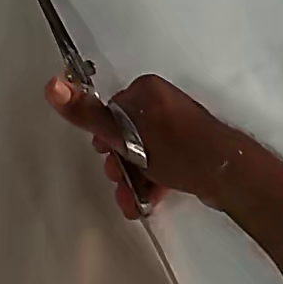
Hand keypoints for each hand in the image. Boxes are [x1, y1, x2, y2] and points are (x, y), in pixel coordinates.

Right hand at [43, 73, 254, 218]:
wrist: (229, 176)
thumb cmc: (178, 151)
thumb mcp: (123, 135)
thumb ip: (87, 114)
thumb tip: (53, 86)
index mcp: (146, 91)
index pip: (111, 111)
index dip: (106, 138)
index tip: (108, 156)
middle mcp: (163, 102)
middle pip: (126, 133)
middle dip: (120, 162)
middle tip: (121, 180)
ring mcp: (179, 124)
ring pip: (144, 150)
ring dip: (135, 175)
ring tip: (133, 197)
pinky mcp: (191, 145)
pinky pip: (164, 158)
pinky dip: (154, 176)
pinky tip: (151, 196)